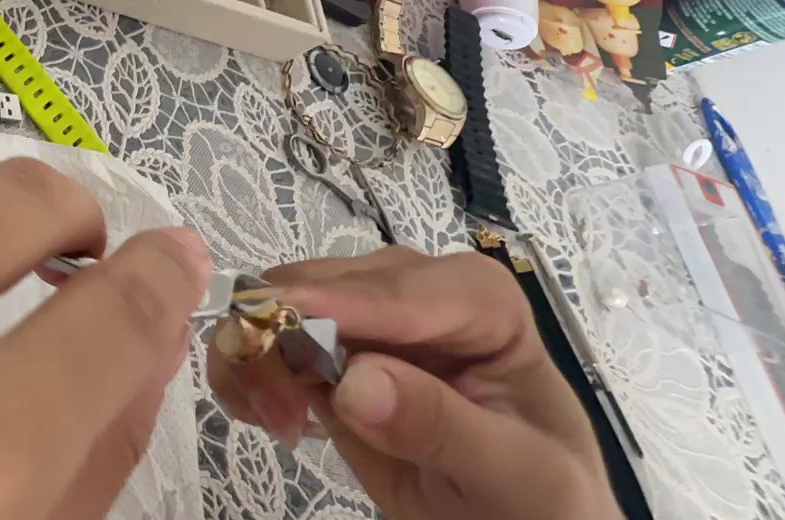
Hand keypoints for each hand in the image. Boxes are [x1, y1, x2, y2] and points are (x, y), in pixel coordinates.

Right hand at [209, 247, 617, 519]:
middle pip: (316, 287)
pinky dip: (241, 365)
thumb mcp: (524, 484)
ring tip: (271, 420)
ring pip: (271, 302)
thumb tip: (355, 382)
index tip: (270, 329)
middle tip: (277, 415)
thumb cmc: (543, 509)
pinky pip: (258, 334)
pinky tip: (256, 412)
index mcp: (475, 298)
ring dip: (253, 353)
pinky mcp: (321, 344)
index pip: (394, 292)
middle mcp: (407, 286)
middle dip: (281, 336)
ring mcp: (358, 312)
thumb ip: (444, 428)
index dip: (331, 308)